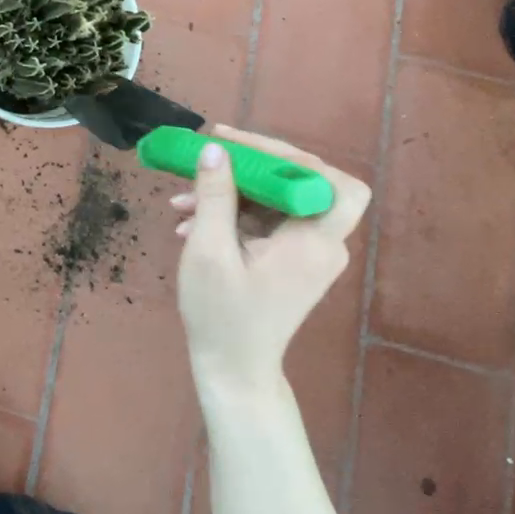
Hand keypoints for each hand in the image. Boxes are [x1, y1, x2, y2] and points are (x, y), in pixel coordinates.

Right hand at [171, 125, 370, 393]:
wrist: (232, 368)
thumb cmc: (221, 312)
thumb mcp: (208, 250)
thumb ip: (215, 197)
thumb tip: (216, 149)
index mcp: (312, 243)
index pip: (333, 183)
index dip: (291, 156)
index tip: (239, 146)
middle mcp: (321, 244)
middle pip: (303, 184)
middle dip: (252, 165)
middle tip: (211, 152)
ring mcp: (307, 254)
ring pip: (278, 200)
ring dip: (231, 192)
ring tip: (181, 201)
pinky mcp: (290, 261)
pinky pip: (266, 221)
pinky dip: (232, 214)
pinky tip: (189, 222)